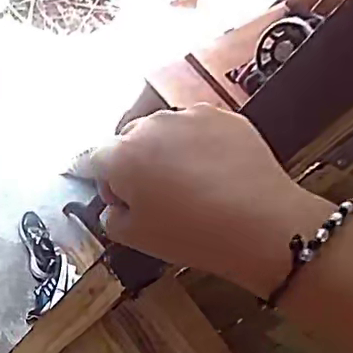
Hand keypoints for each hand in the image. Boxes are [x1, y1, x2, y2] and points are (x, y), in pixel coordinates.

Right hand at [82, 106, 334, 296]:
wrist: (259, 223)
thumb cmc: (187, 233)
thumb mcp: (131, 237)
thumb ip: (109, 215)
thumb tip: (116, 203)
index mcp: (121, 155)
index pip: (93, 158)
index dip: (100, 181)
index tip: (115, 200)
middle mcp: (152, 126)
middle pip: (127, 139)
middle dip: (131, 163)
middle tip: (149, 196)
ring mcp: (191, 116)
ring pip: (162, 131)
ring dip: (162, 152)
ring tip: (183, 184)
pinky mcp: (225, 116)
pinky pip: (196, 129)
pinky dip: (194, 146)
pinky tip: (208, 174)